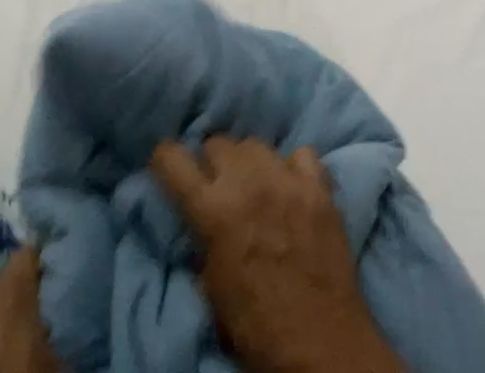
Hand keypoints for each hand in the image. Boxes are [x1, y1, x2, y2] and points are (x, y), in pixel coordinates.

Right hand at [149, 137, 404, 372]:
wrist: (319, 341)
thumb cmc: (255, 322)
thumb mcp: (209, 283)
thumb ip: (201, 239)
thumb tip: (199, 220)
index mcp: (212, 209)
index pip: (171, 158)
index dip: (164, 158)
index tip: (166, 165)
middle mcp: (247, 184)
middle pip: (218, 142)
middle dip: (211, 160)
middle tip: (216, 182)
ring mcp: (287, 182)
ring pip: (256, 144)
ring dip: (248, 161)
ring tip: (253, 182)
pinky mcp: (319, 190)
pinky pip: (301, 155)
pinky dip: (291, 167)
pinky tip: (290, 185)